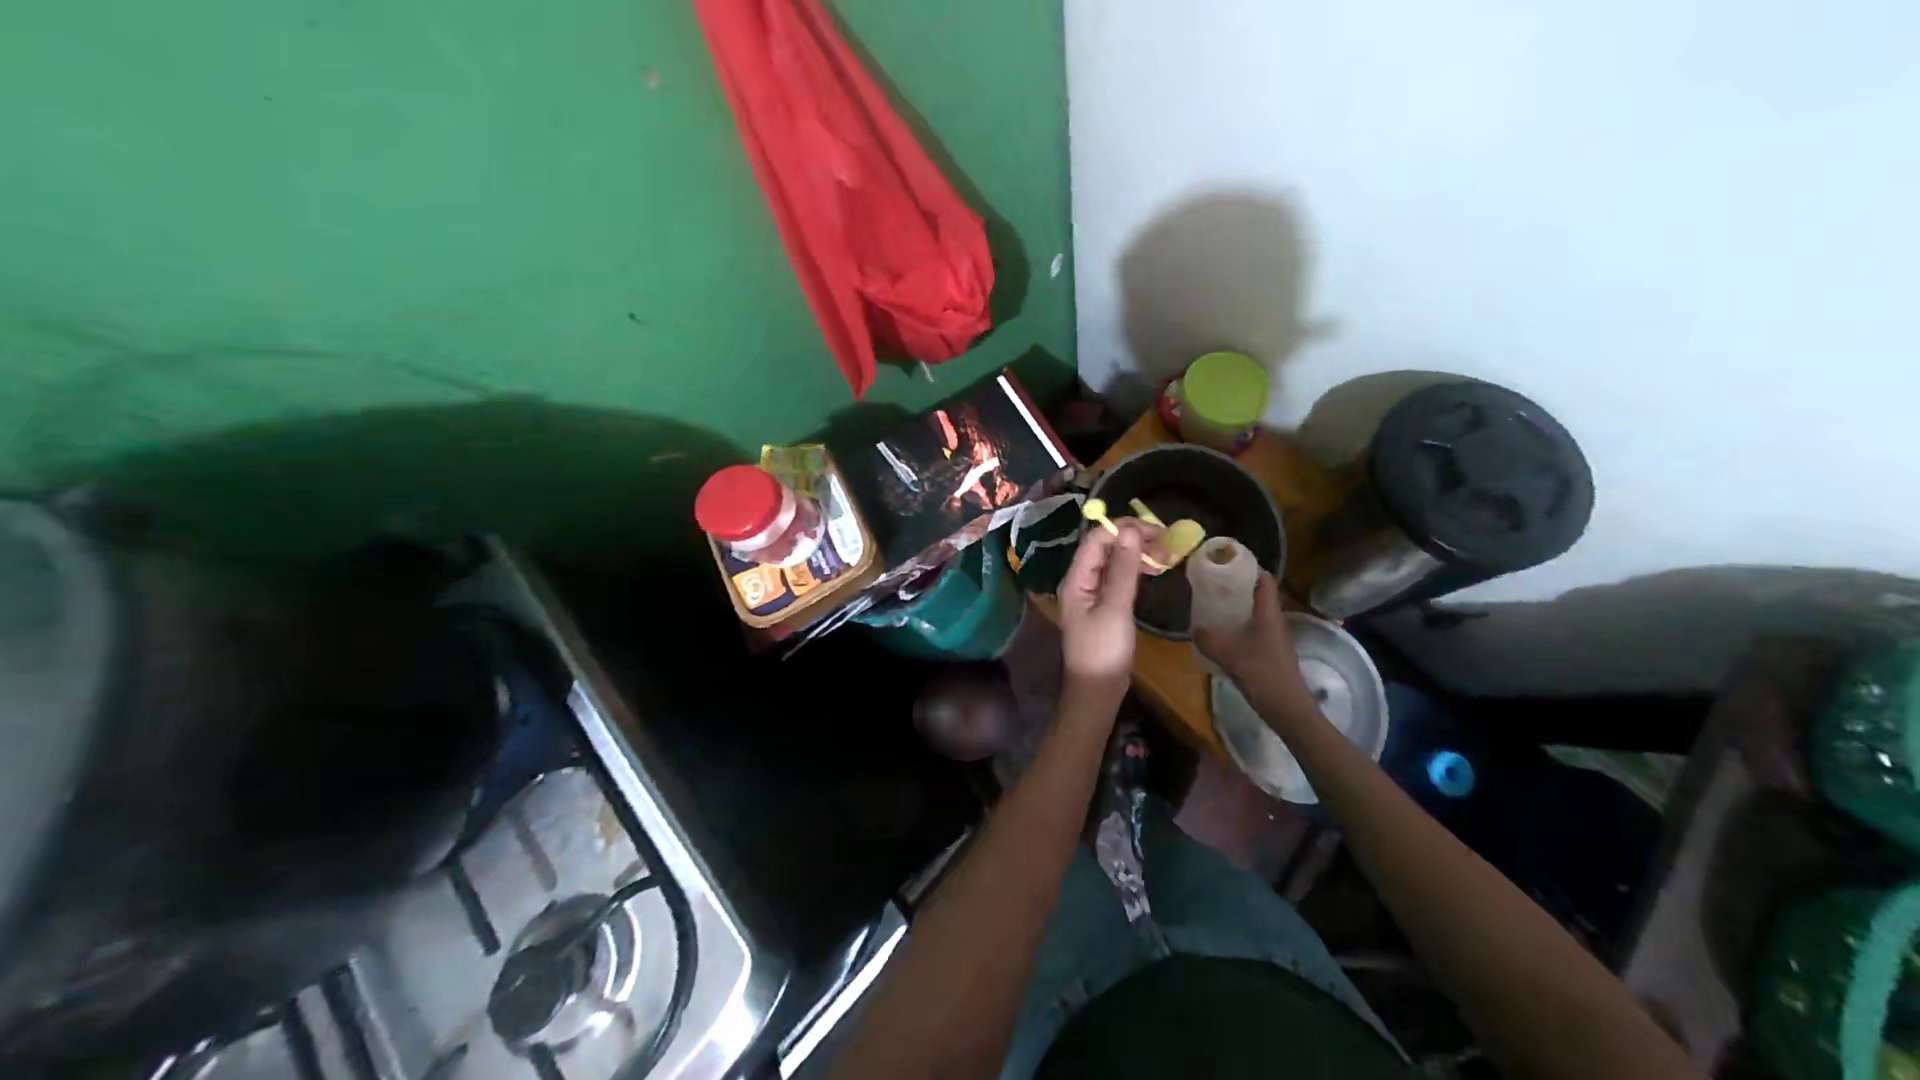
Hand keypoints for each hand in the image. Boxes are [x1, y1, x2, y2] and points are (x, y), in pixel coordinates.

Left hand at [1058, 520, 1148, 700]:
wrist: (1097, 690)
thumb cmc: (1103, 650)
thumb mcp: (1116, 608)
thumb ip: (1123, 569)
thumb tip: (1131, 532)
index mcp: (1076, 579)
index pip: (1097, 539)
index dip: (1124, 529)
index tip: (1156, 530)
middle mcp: (1080, 581)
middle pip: (1104, 547)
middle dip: (1133, 539)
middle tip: (1166, 541)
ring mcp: (1091, 593)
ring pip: (1113, 562)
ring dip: (1137, 553)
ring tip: (1166, 553)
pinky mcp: (1104, 605)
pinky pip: (1118, 577)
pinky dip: (1135, 569)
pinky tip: (1154, 569)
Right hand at [1191, 572, 1308, 698]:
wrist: (1288, 708)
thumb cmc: (1262, 674)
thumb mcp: (1228, 655)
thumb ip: (1209, 638)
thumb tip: (1193, 627)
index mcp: (1269, 614)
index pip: (1265, 580)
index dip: (1248, 567)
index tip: (1226, 563)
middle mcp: (1274, 620)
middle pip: (1258, 594)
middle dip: (1237, 586)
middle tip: (1212, 583)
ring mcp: (1274, 637)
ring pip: (1255, 612)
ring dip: (1237, 606)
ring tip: (1212, 605)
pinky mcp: (1270, 651)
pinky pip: (1253, 629)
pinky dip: (1238, 625)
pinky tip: (1222, 633)